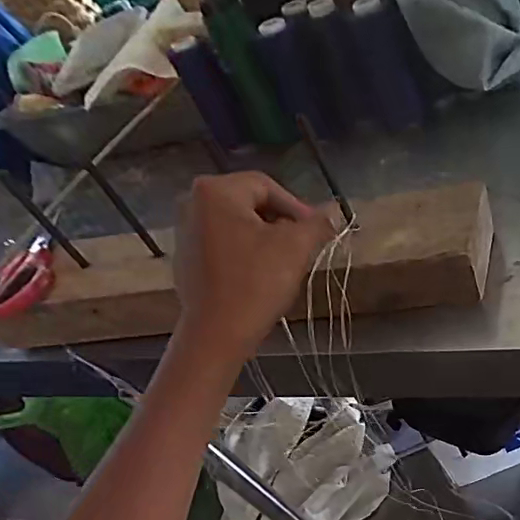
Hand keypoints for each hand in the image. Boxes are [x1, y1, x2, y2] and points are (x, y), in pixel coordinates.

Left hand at [173, 172, 337, 362]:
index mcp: (216, 190)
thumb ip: (316, 224)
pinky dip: (245, 255)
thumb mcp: (295, 248)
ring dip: (264, 241)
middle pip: (251, 204)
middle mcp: (193, 202)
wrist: (217, 333)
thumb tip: (333, 210)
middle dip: (281, 225)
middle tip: (303, 250)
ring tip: (284, 266)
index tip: (317, 233)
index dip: (297, 208)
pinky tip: (259, 279)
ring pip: (238, 226)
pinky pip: (223, 246)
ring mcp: (185, 231)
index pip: (267, 187)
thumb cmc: (256, 284)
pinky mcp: (186, 258)